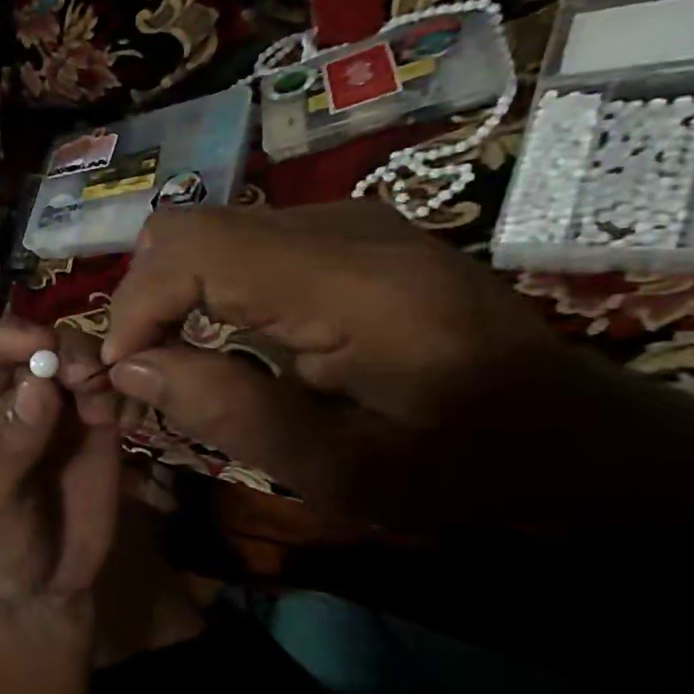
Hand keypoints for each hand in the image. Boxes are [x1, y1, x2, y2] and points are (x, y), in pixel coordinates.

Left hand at [0, 318, 122, 616]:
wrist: (34, 590)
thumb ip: (9, 446)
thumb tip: (39, 384)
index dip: (8, 338)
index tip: (41, 344)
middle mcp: (13, 399)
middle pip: (37, 347)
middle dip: (62, 348)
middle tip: (84, 376)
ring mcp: (58, 413)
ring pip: (79, 363)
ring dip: (95, 366)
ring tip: (103, 404)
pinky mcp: (98, 432)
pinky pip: (112, 395)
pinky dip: (122, 392)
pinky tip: (127, 417)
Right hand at [101, 202, 572, 519]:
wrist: (571, 432)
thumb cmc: (461, 467)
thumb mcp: (339, 469)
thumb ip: (229, 412)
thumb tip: (129, 367)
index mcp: (353, 287)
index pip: (196, 250)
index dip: (136, 305)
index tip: (121, 373)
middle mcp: (345, 230)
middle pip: (187, 229)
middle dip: (140, 300)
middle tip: (137, 371)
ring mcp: (347, 223)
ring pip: (205, 231)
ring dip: (164, 295)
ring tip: (165, 361)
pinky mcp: (344, 235)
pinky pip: (238, 244)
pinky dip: (199, 289)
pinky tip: (210, 339)